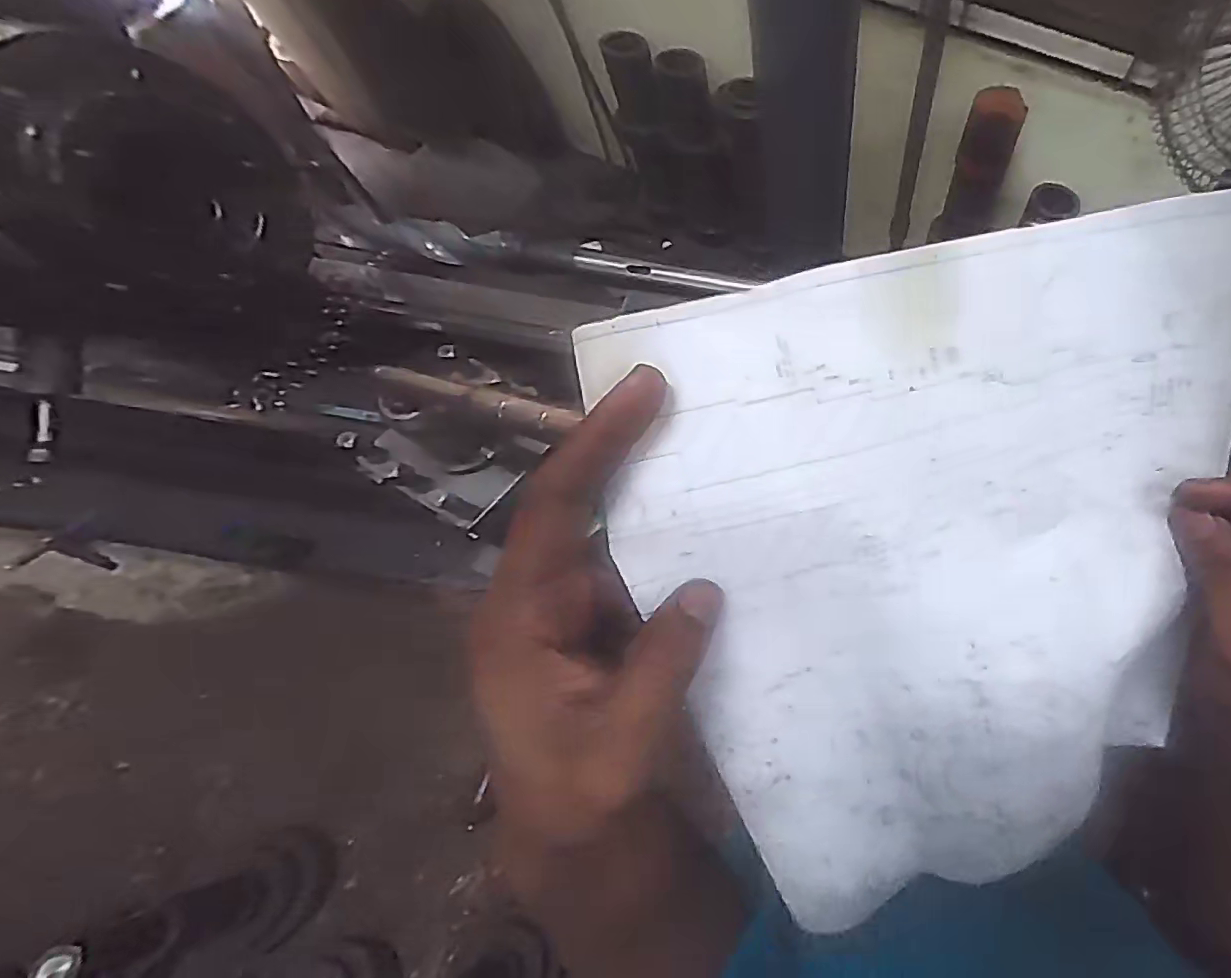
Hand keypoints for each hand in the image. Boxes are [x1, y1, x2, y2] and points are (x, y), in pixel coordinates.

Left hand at [471, 364, 722, 848]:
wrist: (571, 839)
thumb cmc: (579, 796)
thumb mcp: (619, 746)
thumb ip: (659, 667)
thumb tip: (704, 589)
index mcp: (521, 617)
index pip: (555, 508)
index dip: (597, 445)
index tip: (643, 392)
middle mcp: (540, 596)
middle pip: (576, 501)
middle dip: (618, 445)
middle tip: (667, 392)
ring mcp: (573, 607)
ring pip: (610, 529)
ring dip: (648, 488)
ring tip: (698, 444)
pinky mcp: (604, 621)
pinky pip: (636, 563)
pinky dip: (669, 537)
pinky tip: (709, 523)